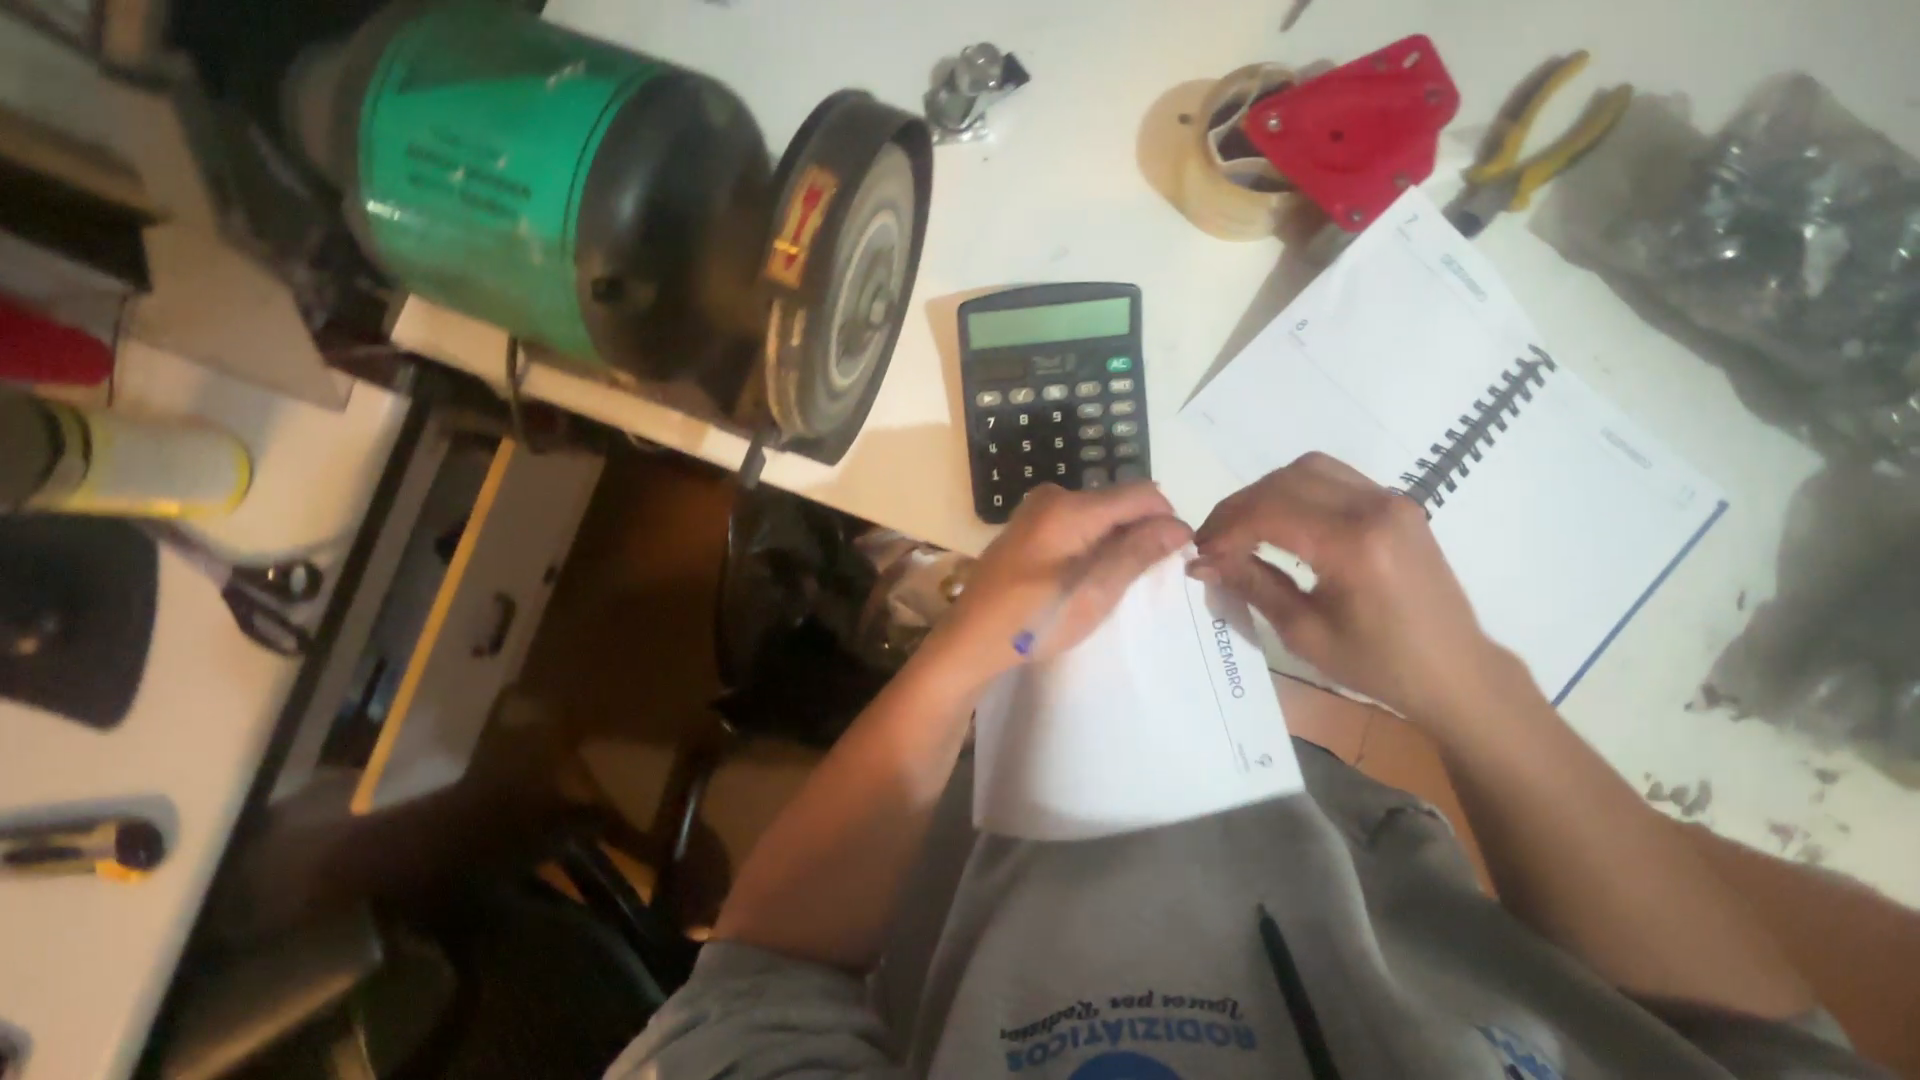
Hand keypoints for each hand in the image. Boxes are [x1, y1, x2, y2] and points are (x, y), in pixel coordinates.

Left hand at [923, 483, 1190, 690]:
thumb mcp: (1092, 593)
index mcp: (1070, 507)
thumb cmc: (1032, 620)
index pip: (1141, 494)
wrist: (969, 641)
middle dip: (1141, 533)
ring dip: (1117, 543)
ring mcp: (1036, 511)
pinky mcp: (1028, 529)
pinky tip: (1086, 579)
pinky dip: (1092, 546)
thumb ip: (1136, 554)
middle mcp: (1053, 497)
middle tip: (1142, 581)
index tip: (1176, 559)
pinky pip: (1076, 526)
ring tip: (1115, 585)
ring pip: (1099, 516)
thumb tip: (1179, 525)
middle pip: (1119, 502)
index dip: (1166, 521)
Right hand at [1189, 453, 1516, 720]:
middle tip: (1213, 543)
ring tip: (1243, 530)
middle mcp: (1374, 508)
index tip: (1199, 555)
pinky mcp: (1396, 504)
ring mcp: (1390, 500)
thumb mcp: (1305, 633)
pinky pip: (1333, 478)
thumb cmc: (1378, 665)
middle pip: (1284, 482)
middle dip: (1238, 508)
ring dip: (1266, 494)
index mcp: (1353, 545)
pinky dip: (1296, 492)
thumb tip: (1201, 563)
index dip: (1225, 529)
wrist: (1455, 669)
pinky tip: (1281, 524)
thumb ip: (1253, 586)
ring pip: (1307, 470)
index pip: (1269, 512)